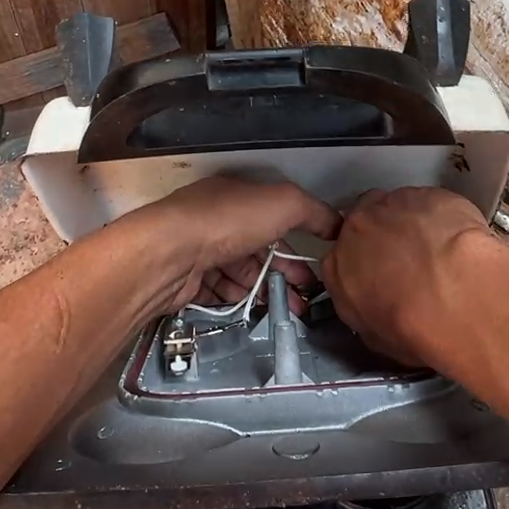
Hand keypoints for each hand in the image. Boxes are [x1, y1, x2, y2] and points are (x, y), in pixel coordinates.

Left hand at [107, 176, 338, 314]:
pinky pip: (221, 292)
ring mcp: (200, 250)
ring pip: (241, 274)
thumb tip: (338, 224)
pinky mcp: (188, 281)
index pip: (274, 217)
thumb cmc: (228, 221)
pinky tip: (256, 312)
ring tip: (288, 312)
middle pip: (259, 249)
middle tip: (307, 298)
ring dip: (266, 291)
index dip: (298, 240)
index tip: (319, 266)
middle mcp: (217, 219)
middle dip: (285, 273)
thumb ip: (314, 212)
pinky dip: (239, 301)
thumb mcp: (284, 203)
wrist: (170, 253)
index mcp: (238, 195)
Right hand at [321, 187, 498, 365]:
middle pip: (366, 222)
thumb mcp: (376, 338)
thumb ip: (365, 312)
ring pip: (399, 207)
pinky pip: (432, 203)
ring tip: (439, 254)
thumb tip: (376, 312)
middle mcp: (359, 227)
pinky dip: (443, 218)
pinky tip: (458, 242)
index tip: (378, 276)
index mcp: (338, 264)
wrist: (456, 297)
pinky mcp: (429, 195)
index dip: (362, 266)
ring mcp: (394, 205)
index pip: (341, 259)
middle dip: (384, 238)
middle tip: (410, 263)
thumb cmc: (415, 321)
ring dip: (413, 225)